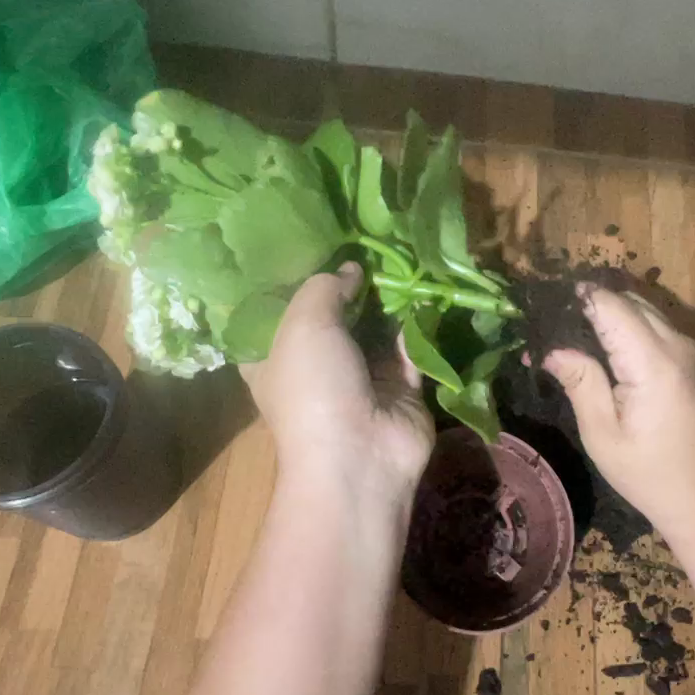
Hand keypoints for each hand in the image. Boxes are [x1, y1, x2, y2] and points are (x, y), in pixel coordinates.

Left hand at [240, 264, 433, 511]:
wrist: (361, 455)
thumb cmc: (312, 387)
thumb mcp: (303, 322)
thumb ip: (324, 286)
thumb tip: (351, 270)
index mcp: (273, 357)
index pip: (274, 313)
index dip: (288, 279)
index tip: (305, 243)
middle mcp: (314, 365)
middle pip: (329, 315)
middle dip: (344, 282)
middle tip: (360, 238)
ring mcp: (360, 377)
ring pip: (372, 327)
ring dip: (384, 297)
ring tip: (395, 251)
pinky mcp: (400, 386)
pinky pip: (408, 345)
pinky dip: (414, 320)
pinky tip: (421, 285)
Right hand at [543, 285, 694, 538]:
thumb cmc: (647, 472)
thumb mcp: (601, 433)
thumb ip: (580, 382)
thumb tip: (549, 348)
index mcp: (653, 362)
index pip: (610, 305)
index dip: (575, 299)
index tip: (540, 310)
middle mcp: (676, 343)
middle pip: (626, 300)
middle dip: (587, 304)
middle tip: (547, 326)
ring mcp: (687, 347)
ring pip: (640, 307)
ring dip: (605, 313)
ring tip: (567, 335)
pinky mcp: (689, 355)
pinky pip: (652, 324)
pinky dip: (623, 325)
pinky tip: (598, 347)